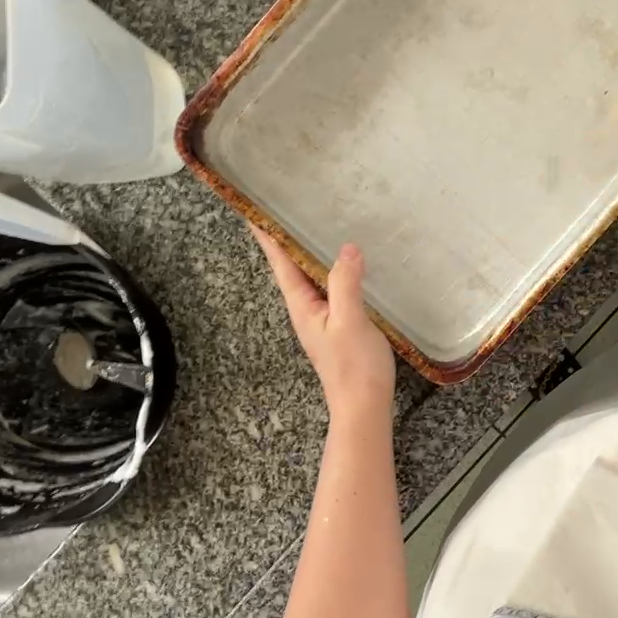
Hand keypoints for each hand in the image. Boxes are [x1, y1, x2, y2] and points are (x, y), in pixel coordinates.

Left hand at [252, 228, 395, 420]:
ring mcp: (322, 320)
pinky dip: (331, 271)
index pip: (281, 264)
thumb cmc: (355, 367)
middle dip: (286, 241)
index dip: (269, 238)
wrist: (364, 406)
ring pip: (311, 279)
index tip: (254, 213)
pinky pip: (330, 289)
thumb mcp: (350, 320)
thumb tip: (346, 248)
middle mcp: (307, 311)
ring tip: (310, 230)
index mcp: (302, 307)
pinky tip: (344, 266)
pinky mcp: (339, 326)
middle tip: (282, 210)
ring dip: (308, 255)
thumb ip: (345, 283)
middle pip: (292, 269)